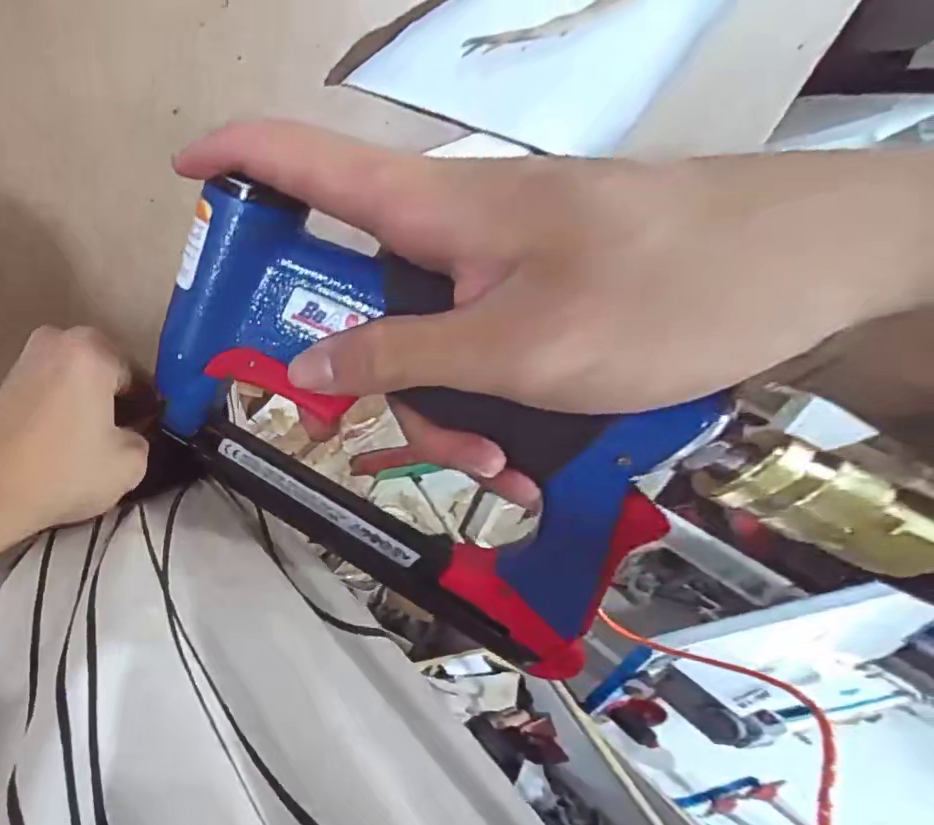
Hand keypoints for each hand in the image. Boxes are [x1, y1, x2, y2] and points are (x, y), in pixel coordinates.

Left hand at [0, 326, 148, 545]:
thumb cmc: (62, 474)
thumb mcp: (129, 464)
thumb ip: (143, 438)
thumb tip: (128, 432)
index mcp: (92, 347)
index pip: (138, 380)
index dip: (146, 413)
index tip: (142, 440)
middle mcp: (56, 338)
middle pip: (104, 375)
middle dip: (113, 405)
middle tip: (112, 445)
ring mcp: (25, 357)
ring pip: (74, 383)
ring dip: (84, 408)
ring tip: (81, 448)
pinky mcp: (4, 381)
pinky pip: (48, 391)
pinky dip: (57, 411)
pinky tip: (55, 444)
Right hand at [174, 121, 933, 503]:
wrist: (844, 262)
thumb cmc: (679, 287)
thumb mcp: (518, 346)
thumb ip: (398, 356)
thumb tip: (303, 371)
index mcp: (430, 211)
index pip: (308, 162)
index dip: (238, 160)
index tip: (185, 175)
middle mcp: (439, 235)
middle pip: (339, 295)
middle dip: (334, 368)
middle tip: (334, 422)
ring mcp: (474, 269)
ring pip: (395, 343)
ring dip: (419, 410)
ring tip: (483, 459)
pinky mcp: (510, 297)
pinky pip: (449, 357)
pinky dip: (464, 408)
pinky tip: (508, 451)